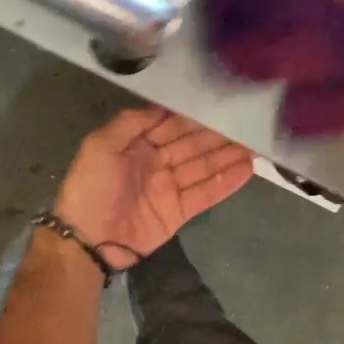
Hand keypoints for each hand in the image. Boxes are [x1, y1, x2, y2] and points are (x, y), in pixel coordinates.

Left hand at [51, 107, 254, 269]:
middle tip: (247, 122)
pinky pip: (205, 194)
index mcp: (135, 145)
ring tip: (255, 144)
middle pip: (191, 146)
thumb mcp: (100, 146)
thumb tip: (163, 108)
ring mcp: (168, 189)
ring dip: (227, 156)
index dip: (194, 117)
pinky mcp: (178, 212)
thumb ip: (130, 123)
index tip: (220, 104)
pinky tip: (247, 169)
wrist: (88, 239)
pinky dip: (226, 183)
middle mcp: (155, 164)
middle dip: (217, 135)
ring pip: (203, 168)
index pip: (170, 126)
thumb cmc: (91, 187)